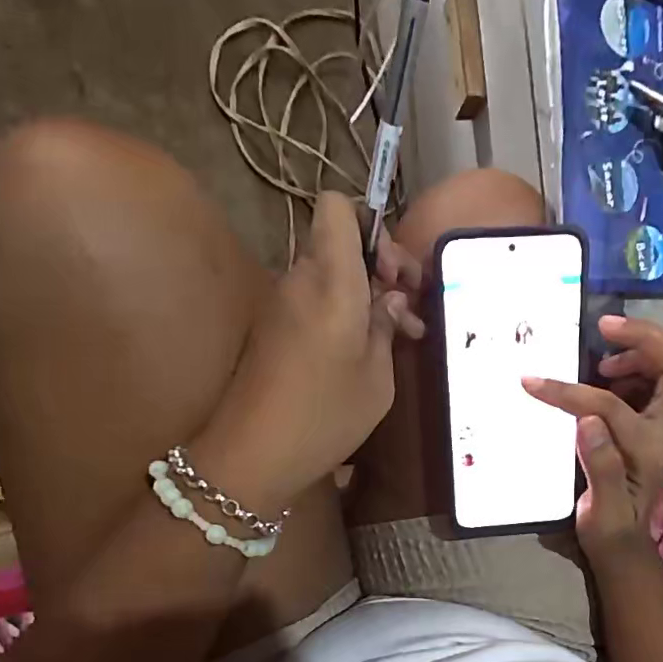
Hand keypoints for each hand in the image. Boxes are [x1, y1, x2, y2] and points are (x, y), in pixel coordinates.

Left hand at [197, 192, 423, 506]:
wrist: (255, 453)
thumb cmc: (326, 415)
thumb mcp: (378, 378)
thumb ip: (386, 328)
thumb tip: (389, 300)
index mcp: (331, 282)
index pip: (338, 208)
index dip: (370, 225)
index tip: (394, 271)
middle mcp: (302, 280)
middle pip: (338, 241)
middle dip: (379, 266)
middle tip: (407, 310)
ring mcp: (282, 303)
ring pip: (329, 273)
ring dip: (364, 294)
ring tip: (395, 338)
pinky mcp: (274, 327)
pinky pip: (314, 299)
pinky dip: (342, 313)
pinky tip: (364, 352)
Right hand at [521, 315, 662, 562]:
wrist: (621, 543)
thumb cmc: (610, 529)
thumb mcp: (603, 508)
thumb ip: (599, 465)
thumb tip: (587, 418)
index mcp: (652, 447)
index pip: (615, 405)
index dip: (576, 392)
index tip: (537, 384)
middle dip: (647, 338)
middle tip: (606, 325)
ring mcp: (660, 424)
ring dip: (642, 348)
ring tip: (603, 353)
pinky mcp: (648, 423)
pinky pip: (654, 379)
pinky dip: (633, 365)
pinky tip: (606, 372)